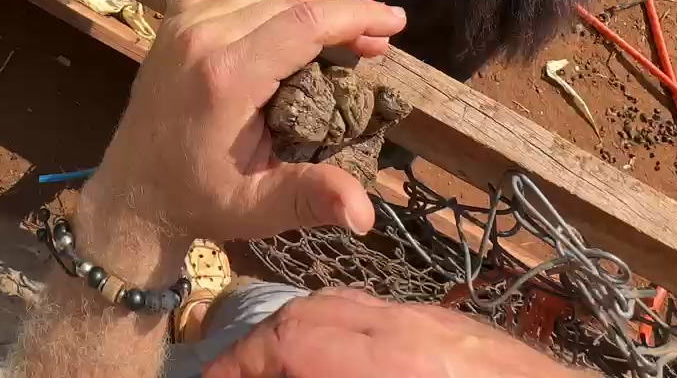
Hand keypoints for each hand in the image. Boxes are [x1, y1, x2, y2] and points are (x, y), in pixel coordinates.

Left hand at [82, 0, 404, 246]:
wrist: (134, 194)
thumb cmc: (201, 199)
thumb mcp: (259, 207)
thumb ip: (312, 198)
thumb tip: (367, 215)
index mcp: (228, 76)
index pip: (305, 25)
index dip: (356, 16)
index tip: (394, 21)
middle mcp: (204, 36)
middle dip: (341, 10)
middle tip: (373, 37)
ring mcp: (182, 23)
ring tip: (340, 9)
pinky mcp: (169, 21)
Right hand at [205, 289, 584, 377]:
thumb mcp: (392, 371)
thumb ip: (333, 363)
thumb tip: (287, 361)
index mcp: (396, 362)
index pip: (295, 340)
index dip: (243, 363)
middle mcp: (408, 330)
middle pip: (310, 316)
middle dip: (259, 348)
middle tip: (229, 377)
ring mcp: (430, 322)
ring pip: (339, 306)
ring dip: (294, 335)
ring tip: (269, 368)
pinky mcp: (446, 327)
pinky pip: (372, 313)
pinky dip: (333, 330)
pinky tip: (328, 360)